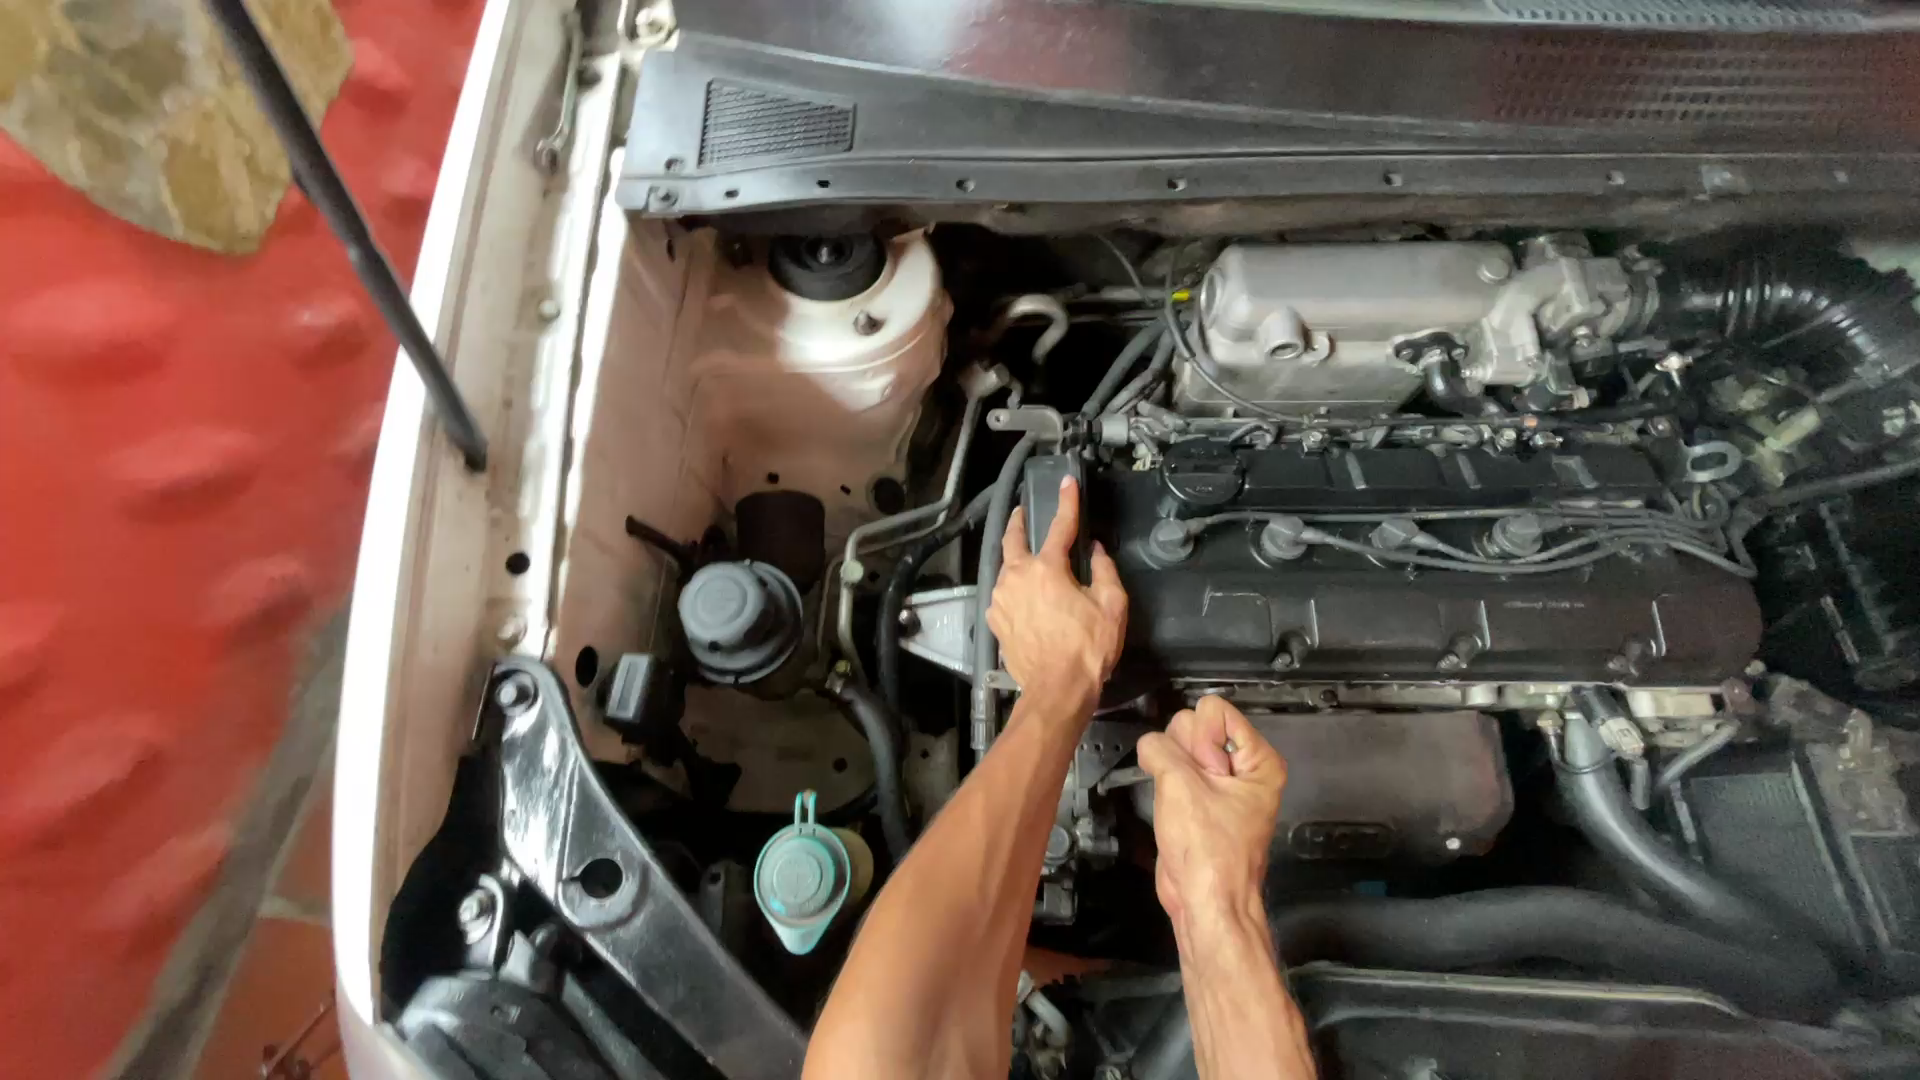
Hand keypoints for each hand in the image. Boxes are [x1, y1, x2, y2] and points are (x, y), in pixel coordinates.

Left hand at [988, 475, 1127, 711]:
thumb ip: (1104, 570)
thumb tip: (1096, 550)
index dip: (1067, 502)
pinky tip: (1021, 594)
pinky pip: (1003, 595)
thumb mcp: (1111, 605)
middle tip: (1021, 511)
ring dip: (1014, 558)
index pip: (1060, 526)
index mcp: (1046, 568)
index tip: (1067, 482)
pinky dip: (1012, 588)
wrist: (1056, 689)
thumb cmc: (1087, 648)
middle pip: (1012, 539)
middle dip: (1017, 521)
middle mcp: (1016, 577)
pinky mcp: (995, 621)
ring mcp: (1001, 600)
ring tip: (1024, 556)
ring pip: (1005, 568)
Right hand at [1137, 696, 1286, 929]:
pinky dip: (1162, 776)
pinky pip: (1170, 763)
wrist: (1204, 901)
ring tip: (1182, 801)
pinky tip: (1171, 804)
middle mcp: (1241, 765)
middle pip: (1193, 722)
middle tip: (1194, 792)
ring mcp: (1217, 779)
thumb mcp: (1181, 785)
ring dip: (1169, 766)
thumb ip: (1160, 747)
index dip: (1201, 739)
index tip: (1208, 777)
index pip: (1214, 710)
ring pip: (1177, 742)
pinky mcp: (1195, 793)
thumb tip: (1151, 746)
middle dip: (1184, 752)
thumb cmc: (1206, 848)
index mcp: (1258, 759)